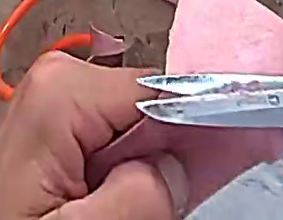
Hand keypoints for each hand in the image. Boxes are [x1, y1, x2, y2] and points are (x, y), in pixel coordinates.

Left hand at [0, 52, 187, 219]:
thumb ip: (135, 199)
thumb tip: (178, 167)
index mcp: (63, 89)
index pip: (160, 88)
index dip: (198, 120)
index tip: (235, 141)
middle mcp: (58, 77)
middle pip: (146, 104)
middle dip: (164, 150)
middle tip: (168, 199)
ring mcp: (51, 97)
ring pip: (131, 122)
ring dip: (142, 164)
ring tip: (124, 206)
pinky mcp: (47, 122)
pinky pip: (107, 134)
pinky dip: (121, 166)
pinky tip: (112, 198)